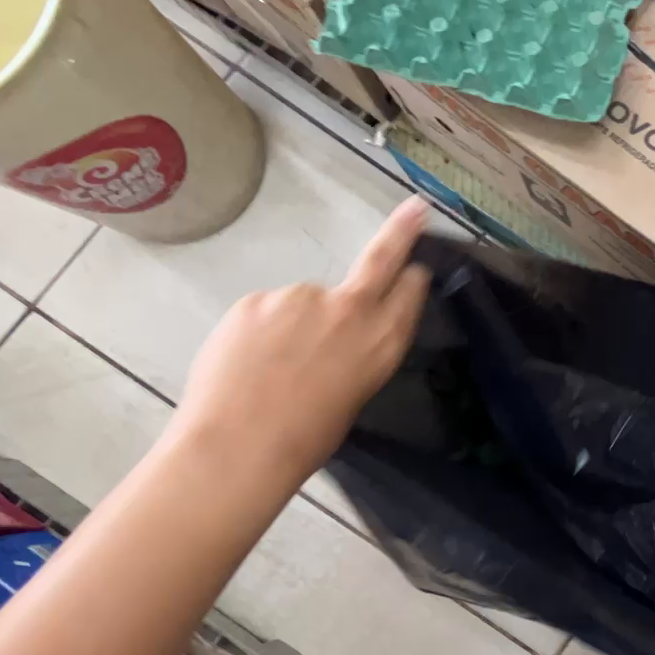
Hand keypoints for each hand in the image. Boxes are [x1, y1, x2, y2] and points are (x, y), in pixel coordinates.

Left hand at [172, 198, 432, 479]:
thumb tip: (333, 339)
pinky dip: (260, 331)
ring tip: (272, 366)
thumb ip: (352, 354)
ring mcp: (301, 298)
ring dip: (295, 322)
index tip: (415, 267)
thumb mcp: (351, 395)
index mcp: (383, 342)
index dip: (411, 278)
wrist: (239, 445)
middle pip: (381, 259)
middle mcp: (351, 310)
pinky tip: (248, 361)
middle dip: (401, 231)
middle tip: (414, 209)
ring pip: (304, 301)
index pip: (409, 292)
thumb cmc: (305, 438)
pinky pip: (265, 311)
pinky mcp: (257, 298)